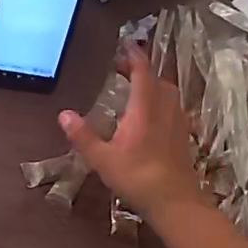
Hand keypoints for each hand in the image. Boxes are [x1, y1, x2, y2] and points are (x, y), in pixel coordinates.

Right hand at [60, 43, 205, 220]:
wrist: (175, 202)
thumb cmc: (137, 177)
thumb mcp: (102, 158)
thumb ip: (83, 135)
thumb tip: (64, 114)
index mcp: (144, 108)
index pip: (142, 72)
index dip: (134, 56)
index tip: (125, 45)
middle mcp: (164, 109)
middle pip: (157, 80)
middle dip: (141, 70)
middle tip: (123, 69)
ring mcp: (178, 122)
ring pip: (168, 94)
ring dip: (153, 86)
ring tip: (135, 90)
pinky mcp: (183, 136)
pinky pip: (173, 109)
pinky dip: (161, 103)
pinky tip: (151, 116)